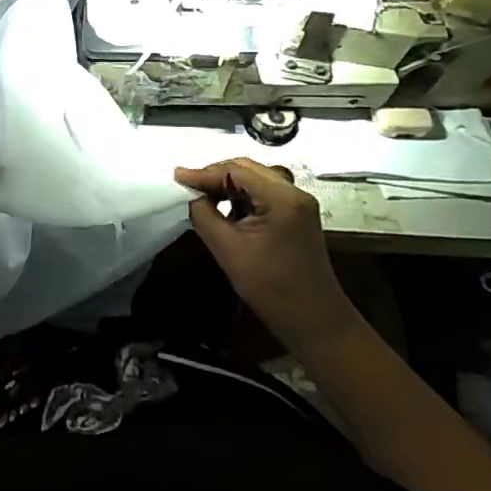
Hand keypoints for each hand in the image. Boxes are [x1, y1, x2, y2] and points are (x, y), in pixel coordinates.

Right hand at [174, 158, 358, 346]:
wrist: (313, 320)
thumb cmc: (270, 288)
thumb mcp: (228, 250)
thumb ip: (205, 216)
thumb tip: (193, 196)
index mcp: (282, 198)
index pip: (237, 171)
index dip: (205, 173)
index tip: (177, 177)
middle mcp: (294, 192)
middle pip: (249, 170)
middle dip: (217, 175)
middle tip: (187, 185)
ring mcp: (299, 203)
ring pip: (257, 180)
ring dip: (230, 185)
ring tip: (202, 195)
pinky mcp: (297, 216)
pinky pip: (266, 195)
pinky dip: (243, 197)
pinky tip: (225, 207)